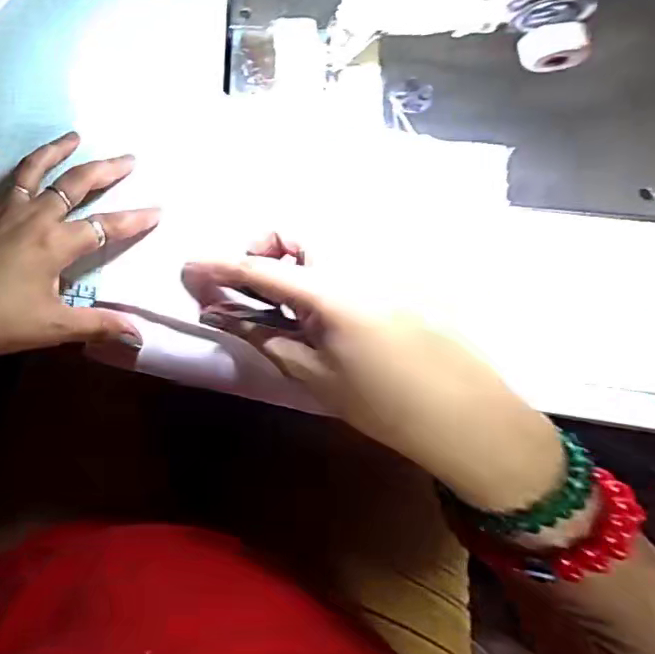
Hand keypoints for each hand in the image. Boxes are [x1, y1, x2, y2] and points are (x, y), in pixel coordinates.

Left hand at [0, 133, 159, 373]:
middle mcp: (33, 218)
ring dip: (53, 151)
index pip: (105, 228)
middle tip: (127, 159)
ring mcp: (1, 213)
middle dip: (105, 170)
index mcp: (56, 243)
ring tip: (73, 136)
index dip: (134, 220)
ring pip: (31, 172)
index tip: (157, 211)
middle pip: (74, 185)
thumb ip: (97, 325)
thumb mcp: (53, 329)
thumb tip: (138, 335)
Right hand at [183, 234, 563, 512]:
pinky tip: (317, 315)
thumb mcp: (312, 373)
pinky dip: (315, 277)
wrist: (466, 417)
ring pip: (319, 248)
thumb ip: (262, 335)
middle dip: (262, 251)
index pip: (260, 268)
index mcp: (328, 290)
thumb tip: (219, 313)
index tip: (188, 269)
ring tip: (282, 309)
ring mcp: (377, 271)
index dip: (219, 267)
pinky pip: (342, 265)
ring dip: (288, 264)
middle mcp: (353, 266)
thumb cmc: (382, 403)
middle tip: (250, 291)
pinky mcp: (393, 282)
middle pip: (294, 236)